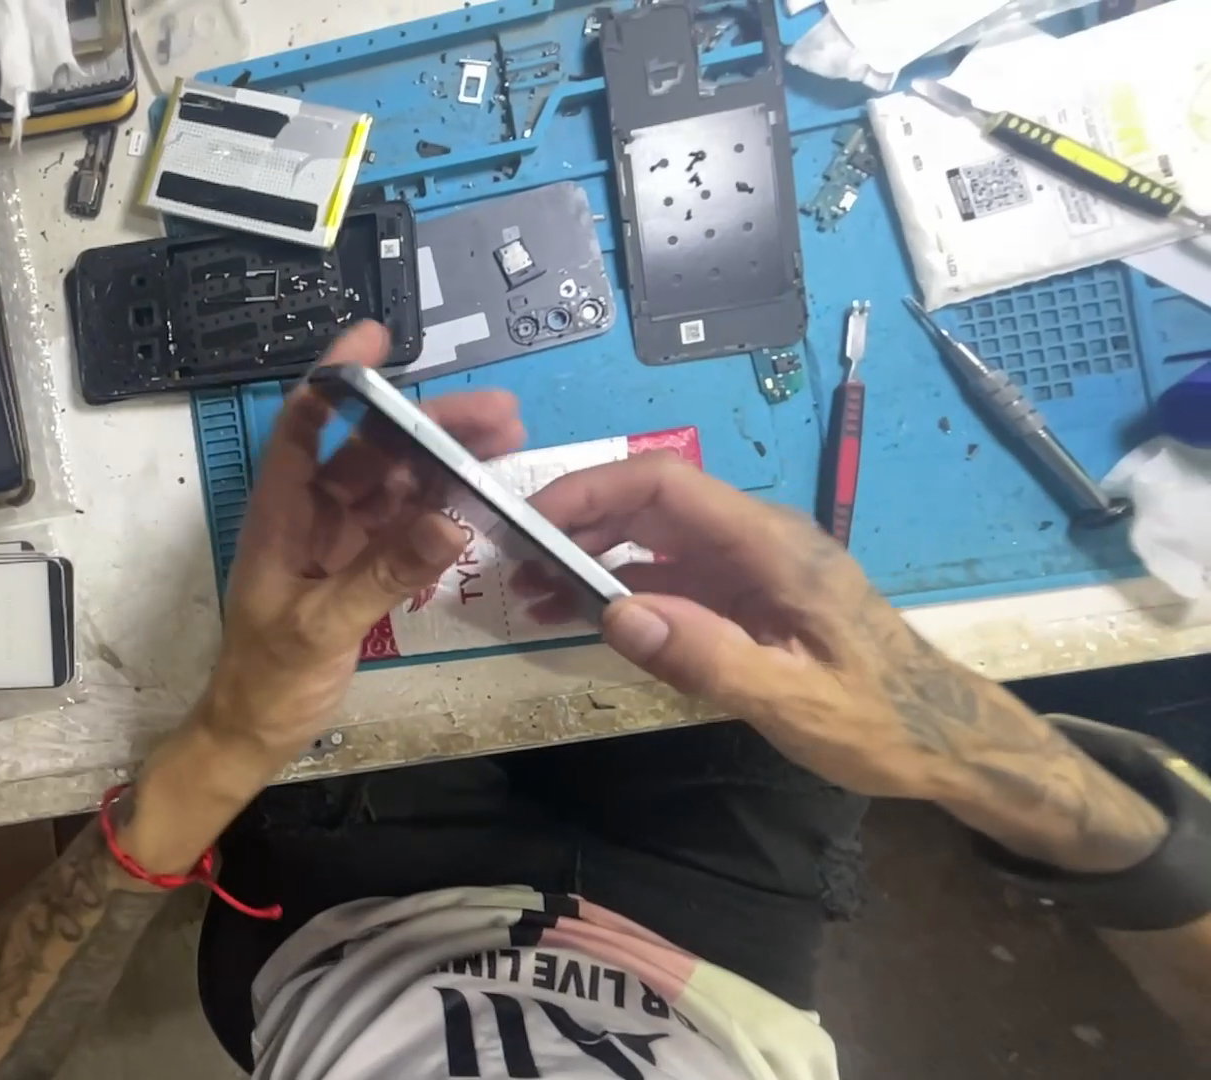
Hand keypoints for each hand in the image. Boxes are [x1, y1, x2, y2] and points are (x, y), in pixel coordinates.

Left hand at [202, 321, 523, 762]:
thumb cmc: (267, 676)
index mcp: (280, 512)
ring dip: (441, 466)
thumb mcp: (320, 626)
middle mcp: (309, 514)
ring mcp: (338, 541)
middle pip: (369, 451)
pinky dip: (435, 514)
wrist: (256, 727)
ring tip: (503, 446)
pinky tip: (475, 501)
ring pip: (392, 486)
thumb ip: (382, 575)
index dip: (336, 377)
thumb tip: (452, 522)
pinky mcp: (360, 569)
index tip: (377, 338)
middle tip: (496, 413)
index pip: (304, 425)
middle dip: (426, 426)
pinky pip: (402, 528)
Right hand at [516, 453, 1163, 871]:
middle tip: (515, 563)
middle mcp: (745, 537)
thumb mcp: (794, 698)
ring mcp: (734, 562)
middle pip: (641, 502)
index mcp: (766, 543)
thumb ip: (706, 656)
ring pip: (640, 534)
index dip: (589, 490)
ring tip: (531, 594)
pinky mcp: (726, 590)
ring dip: (581, 555)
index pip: (662, 484)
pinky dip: (606, 587)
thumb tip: (613, 614)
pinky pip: (653, 573)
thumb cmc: (879, 718)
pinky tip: (570, 615)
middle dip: (571, 524)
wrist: (942, 739)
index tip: (533, 524)